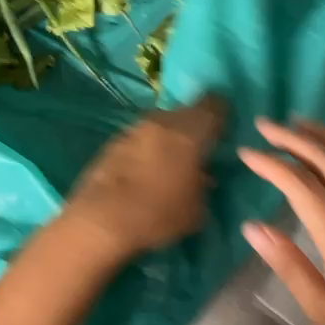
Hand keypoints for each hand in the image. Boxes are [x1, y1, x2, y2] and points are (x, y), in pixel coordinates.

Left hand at [61, 95, 225, 264]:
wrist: (101, 219)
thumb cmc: (158, 214)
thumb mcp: (195, 210)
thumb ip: (203, 187)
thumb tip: (202, 176)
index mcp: (189, 132)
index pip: (213, 105)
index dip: (221, 113)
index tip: (223, 129)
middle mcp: (163, 121)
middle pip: (186, 113)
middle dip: (194, 127)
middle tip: (198, 150)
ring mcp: (135, 129)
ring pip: (161, 125)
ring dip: (169, 138)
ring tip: (171, 164)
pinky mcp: (113, 141)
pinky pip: (140, 138)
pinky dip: (148, 148)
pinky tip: (146, 171)